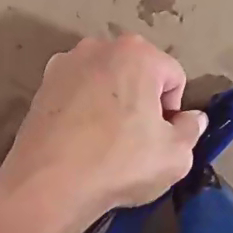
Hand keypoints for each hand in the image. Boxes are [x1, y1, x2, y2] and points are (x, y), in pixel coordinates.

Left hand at [0, 34, 206, 232]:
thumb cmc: (120, 164)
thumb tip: (192, 119)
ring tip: (107, 145)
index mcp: (137, 53)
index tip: (161, 139)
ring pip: (105, 84)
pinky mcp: (40, 88)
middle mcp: (98, 47)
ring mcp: (64, 65)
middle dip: (143, 102)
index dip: (173, 111)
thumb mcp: (176, 155)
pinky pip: (77, 97)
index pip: (173, 77)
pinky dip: (84, 113)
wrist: (49, 185)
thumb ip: (191, 130)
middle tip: (138, 142)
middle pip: (137, 74)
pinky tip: (82, 144)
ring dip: (113, 106)